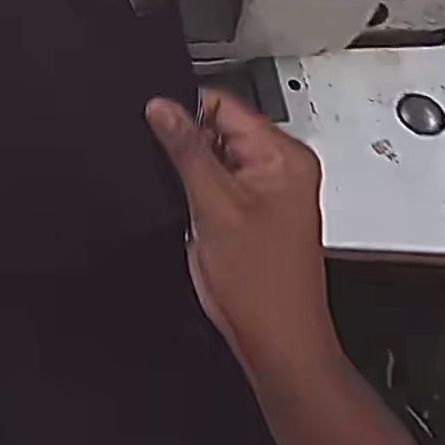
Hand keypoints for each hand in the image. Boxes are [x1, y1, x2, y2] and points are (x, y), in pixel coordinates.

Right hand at [146, 90, 334, 361]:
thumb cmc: (262, 285)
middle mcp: (282, 166)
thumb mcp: (213, 204)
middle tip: (189, 182)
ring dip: (198, 173)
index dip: (189, 110)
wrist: (275, 340)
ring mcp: (269, 187)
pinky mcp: (254, 207)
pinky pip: (220, 181)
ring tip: (202, 207)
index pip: (226, 104)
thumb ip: (185, 149)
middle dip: (193, 147)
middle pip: (220, 129)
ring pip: (216, 155)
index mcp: (284, 154)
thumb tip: (162, 109)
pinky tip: (203, 216)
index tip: (160, 122)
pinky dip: (203, 192)